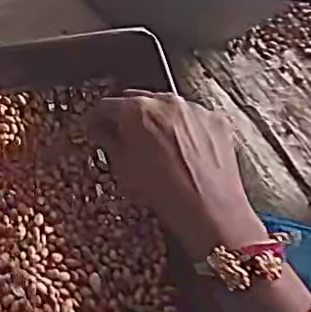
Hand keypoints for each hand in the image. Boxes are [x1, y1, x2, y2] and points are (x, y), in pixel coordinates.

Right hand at [91, 91, 268, 258]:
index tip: (95, 127)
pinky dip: (181, 128)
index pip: (106, 105)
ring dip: (155, 120)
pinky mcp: (215, 120)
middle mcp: (166, 102)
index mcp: (137, 110)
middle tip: (122, 136)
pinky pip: (190, 117)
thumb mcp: (122, 167)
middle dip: (126, 115)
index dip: (96, 118)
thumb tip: (100, 129)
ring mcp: (194, 109)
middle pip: (136, 100)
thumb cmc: (164, 193)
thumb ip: (107, 139)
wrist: (210, 211)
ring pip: (165, 107)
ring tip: (155, 148)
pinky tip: (180, 151)